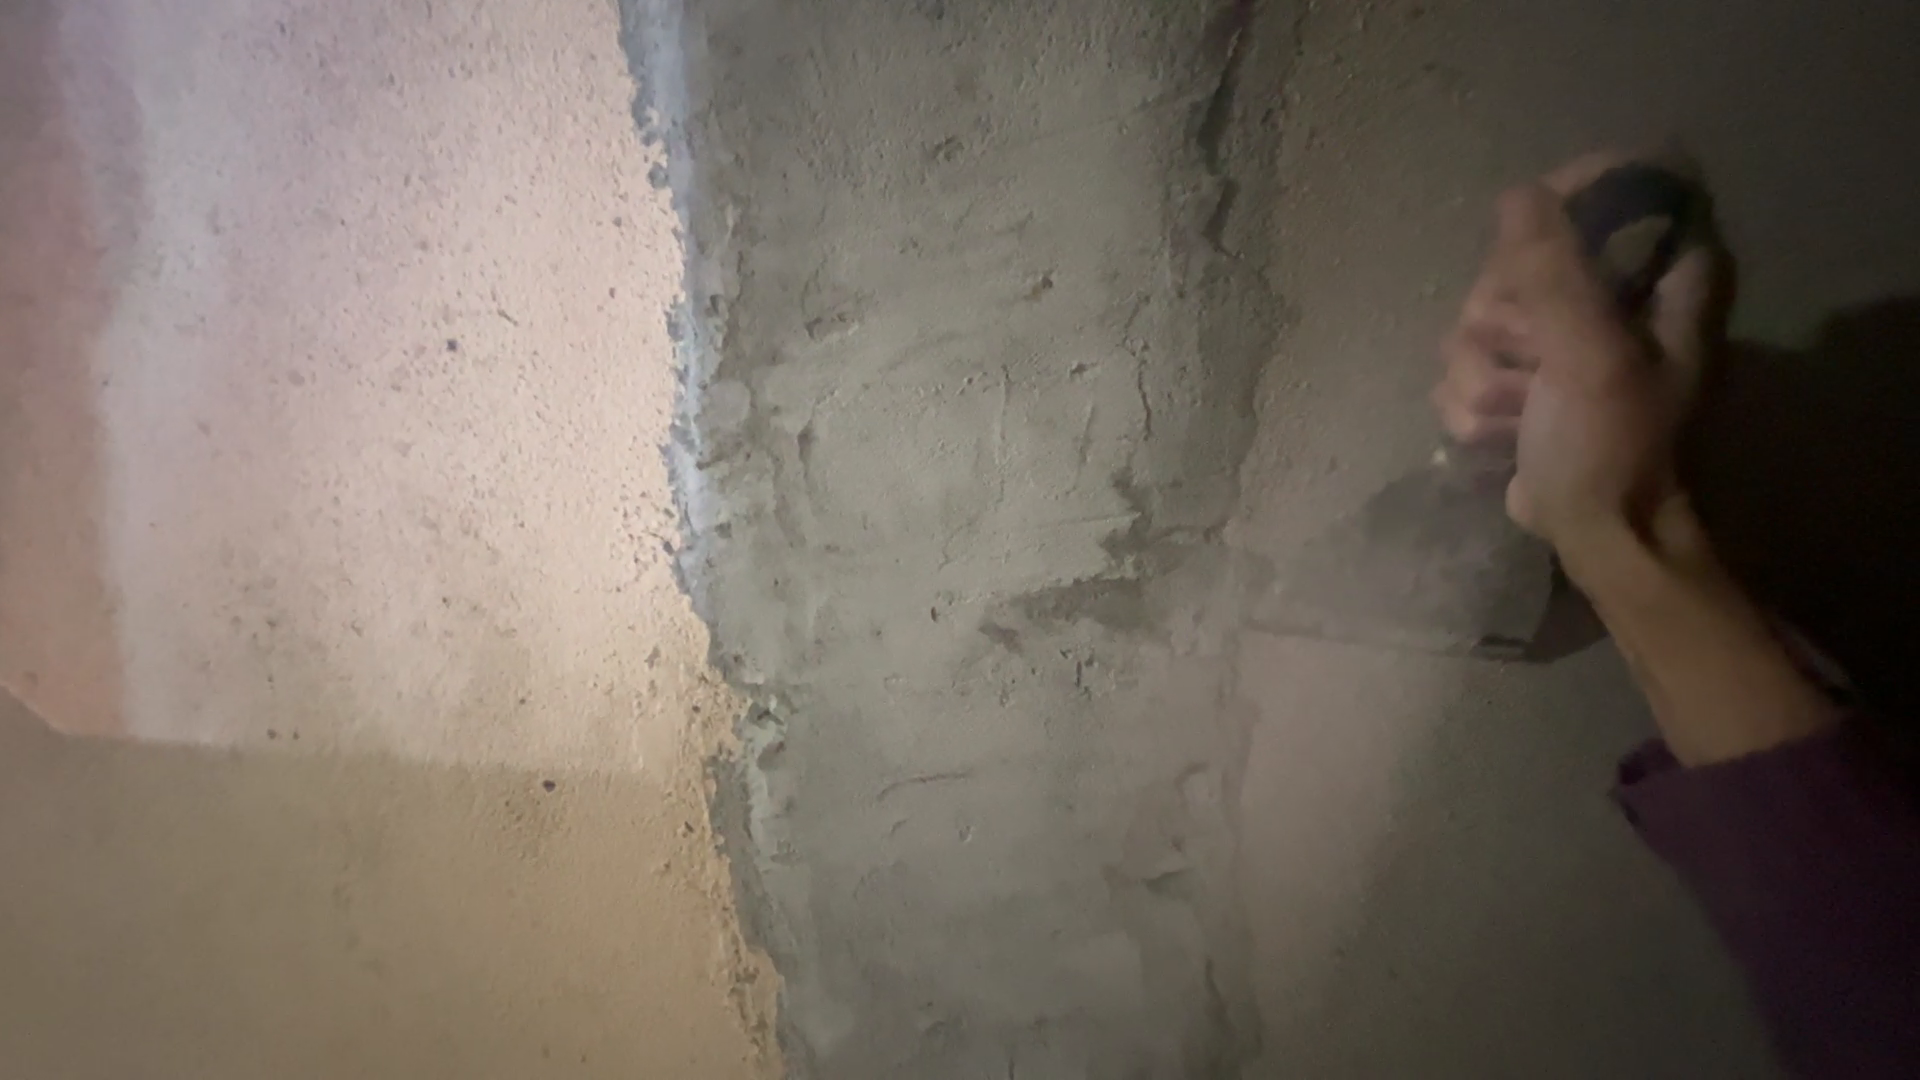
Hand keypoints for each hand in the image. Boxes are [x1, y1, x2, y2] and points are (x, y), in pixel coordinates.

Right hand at [1431, 154, 1722, 553]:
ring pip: (1469, 328)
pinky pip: (1457, 372)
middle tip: (1530, 363)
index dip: (1554, 215)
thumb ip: (1552, 274)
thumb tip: (1516, 195)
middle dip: (1499, 326)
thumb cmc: (1612, 443)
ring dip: (1482, 379)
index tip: (1521, 263)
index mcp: (1654, 277)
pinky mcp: (1513, 380)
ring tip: (1521, 412)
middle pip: (1509, 270)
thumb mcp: (1588, 355)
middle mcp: (1601, 300)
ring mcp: (1550, 344)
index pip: (1608, 197)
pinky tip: (1504, 429)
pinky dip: (1471, 407)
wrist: (1595, 526)